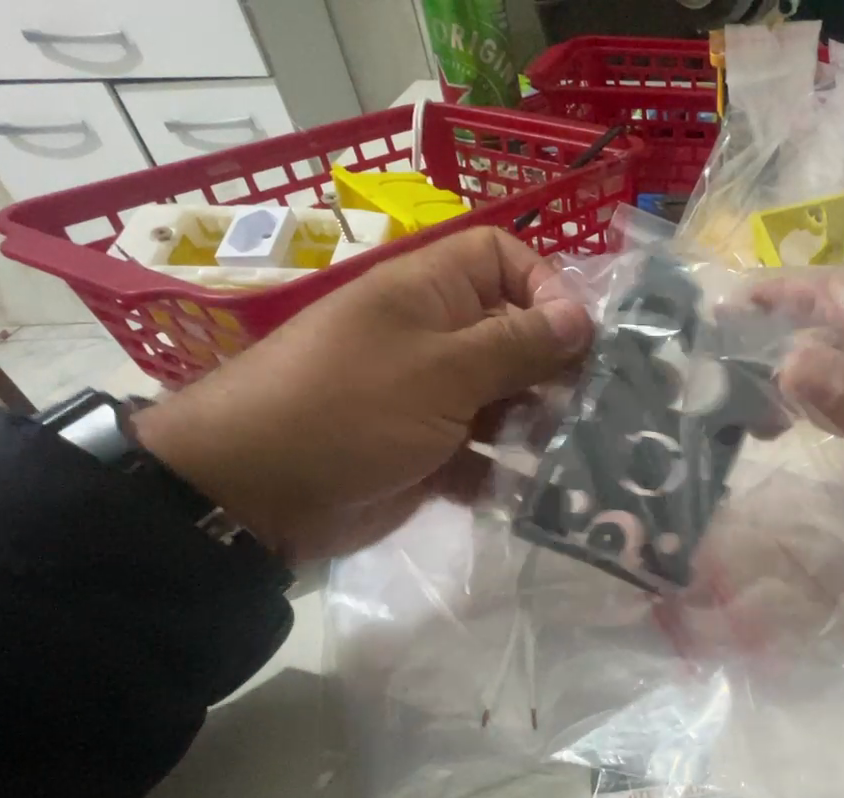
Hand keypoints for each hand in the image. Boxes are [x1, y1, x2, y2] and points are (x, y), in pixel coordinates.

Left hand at [133, 228, 593, 560]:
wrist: (257, 494)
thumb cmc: (350, 410)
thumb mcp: (442, 370)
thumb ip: (516, 344)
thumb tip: (581, 318)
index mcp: (429, 294)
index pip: (501, 257)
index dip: (544, 285)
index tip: (577, 339)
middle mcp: (434, 338)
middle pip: (515, 334)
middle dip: (553, 369)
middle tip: (587, 407)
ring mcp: (431, 397)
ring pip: (507, 399)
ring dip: (536, 426)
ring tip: (561, 453)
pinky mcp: (430, 451)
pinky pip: (484, 453)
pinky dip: (503, 471)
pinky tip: (521, 490)